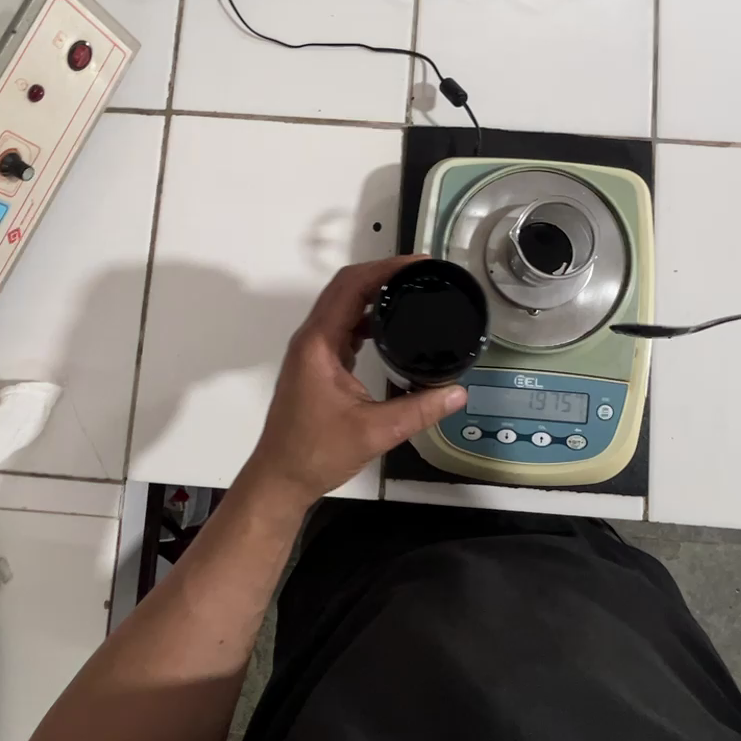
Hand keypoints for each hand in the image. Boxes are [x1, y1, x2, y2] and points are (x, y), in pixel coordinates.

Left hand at [241, 257, 468, 509]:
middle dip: (382, 273)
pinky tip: (391, 325)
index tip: (419, 264)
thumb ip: (419, 410)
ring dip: (373, 292)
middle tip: (422, 272)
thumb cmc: (318, 452)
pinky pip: (343, 325)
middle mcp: (312, 338)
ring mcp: (312, 349)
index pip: (351, 286)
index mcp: (319, 343)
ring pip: (343, 304)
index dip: (385, 268)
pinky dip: (366, 316)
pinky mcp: (318, 363)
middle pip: (346, 287)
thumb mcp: (375, 432)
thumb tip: (458, 392)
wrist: (281, 477)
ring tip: (411, 290)